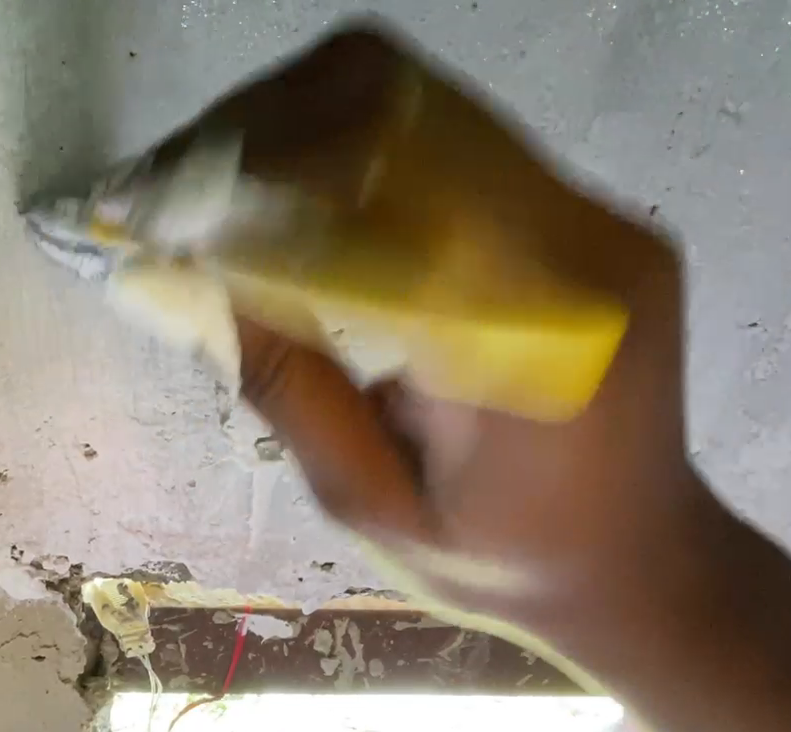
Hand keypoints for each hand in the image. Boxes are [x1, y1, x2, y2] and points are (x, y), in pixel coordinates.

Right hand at [168, 23, 728, 653]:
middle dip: (257, 136)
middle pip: (396, 107)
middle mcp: (578, 239)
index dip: (255, 183)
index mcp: (532, 334)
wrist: (633, 558)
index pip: (380, 190)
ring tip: (198, 202)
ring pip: (410, 108)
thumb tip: (200, 284)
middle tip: (161, 197)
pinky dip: (332, 163)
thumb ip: (291, 394)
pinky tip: (270, 210)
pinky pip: (431, 148)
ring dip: (286, 139)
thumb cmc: (499, 563)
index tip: (157, 212)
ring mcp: (584, 214)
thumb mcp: (369, 505)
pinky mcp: (568, 214)